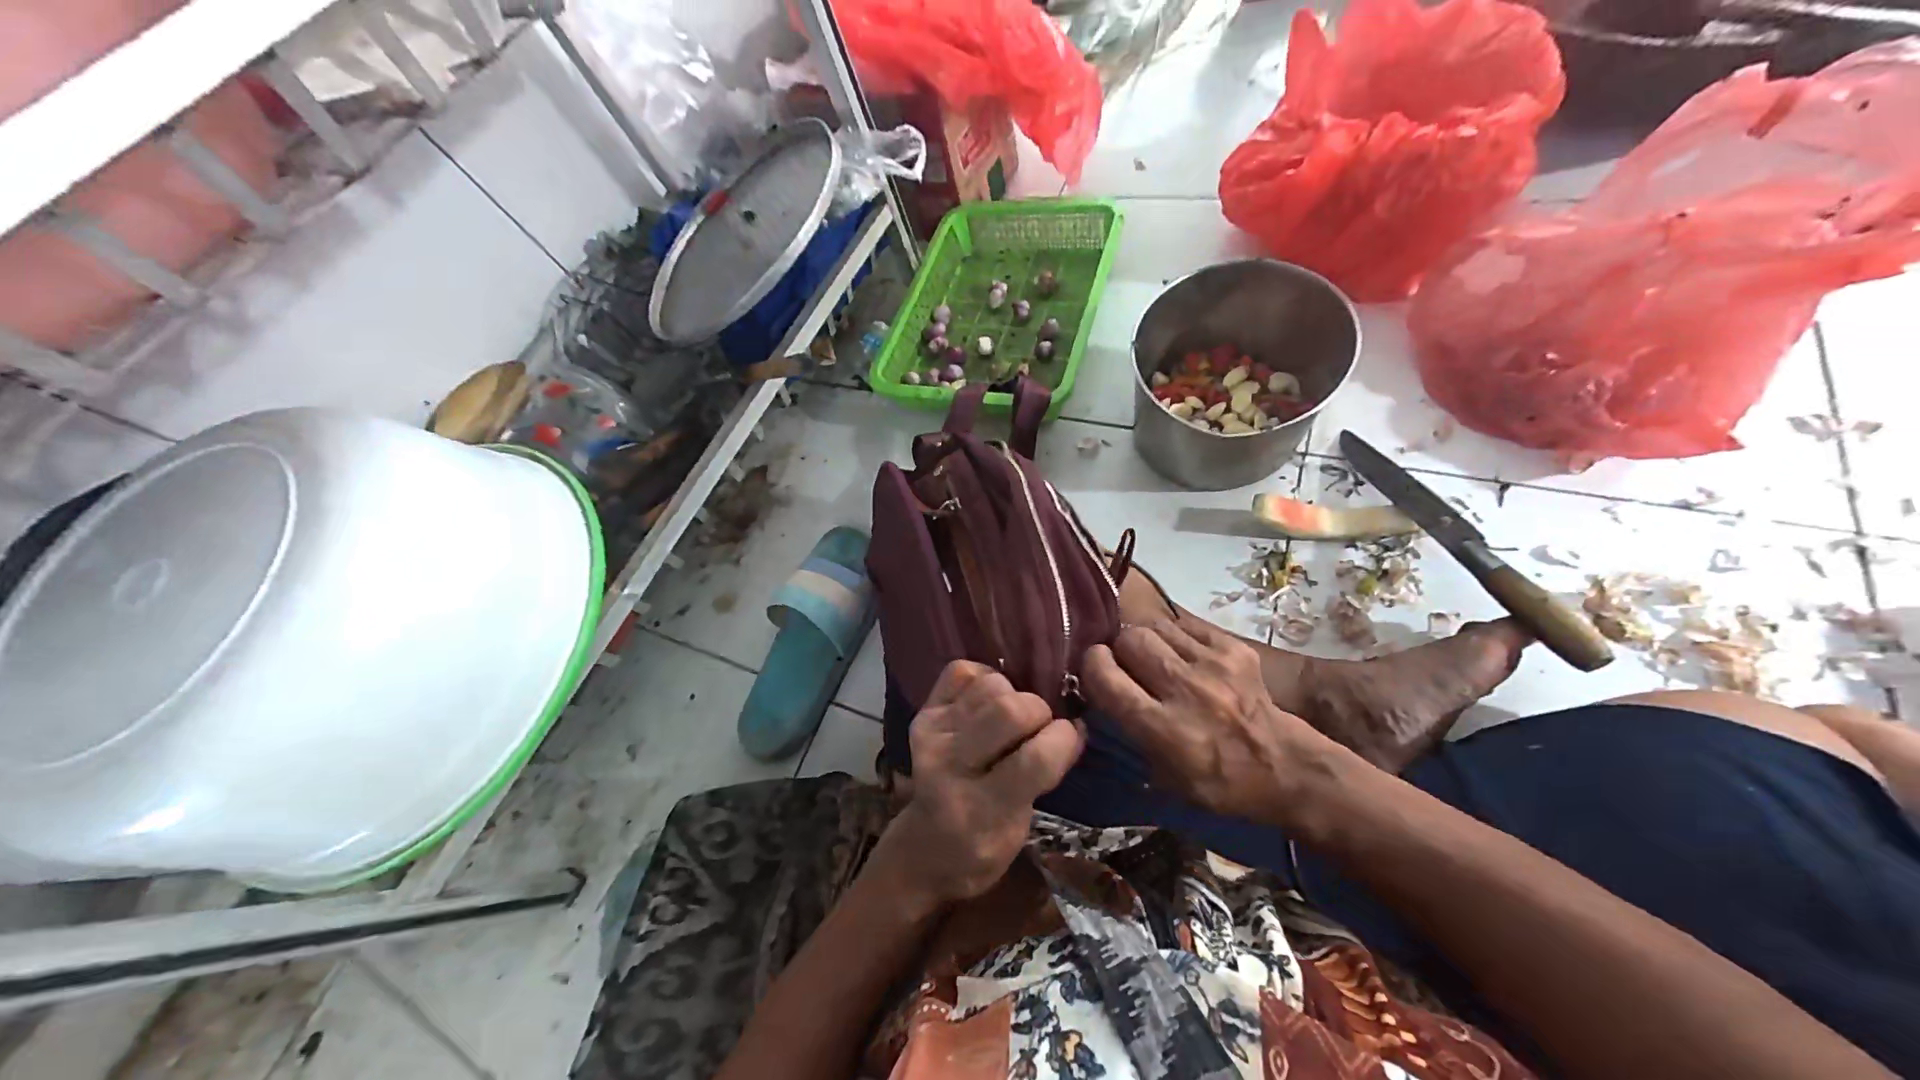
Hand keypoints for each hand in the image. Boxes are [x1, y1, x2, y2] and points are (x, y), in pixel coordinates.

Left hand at [869, 661, 1084, 914]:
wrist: (928, 844)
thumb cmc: (985, 843)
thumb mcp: (1021, 827)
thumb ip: (1044, 776)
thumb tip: (1077, 725)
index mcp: (979, 808)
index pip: (1035, 758)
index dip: (1064, 739)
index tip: (1071, 738)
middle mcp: (947, 764)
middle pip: (1009, 710)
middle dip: (1039, 712)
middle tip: (1040, 729)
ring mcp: (930, 733)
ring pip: (990, 684)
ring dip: (1013, 695)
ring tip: (1013, 720)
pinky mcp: (922, 712)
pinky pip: (962, 671)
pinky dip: (984, 678)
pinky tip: (988, 704)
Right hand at [1083, 616, 1342, 824]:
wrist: (1284, 767)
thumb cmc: (1217, 781)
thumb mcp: (1162, 776)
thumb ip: (1127, 732)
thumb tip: (1097, 694)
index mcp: (1163, 729)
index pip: (1106, 677)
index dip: (1091, 666)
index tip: (1093, 667)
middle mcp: (1185, 691)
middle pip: (1130, 640)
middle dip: (1119, 647)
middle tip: (1124, 661)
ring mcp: (1213, 665)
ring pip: (1156, 626)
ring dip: (1146, 639)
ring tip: (1152, 655)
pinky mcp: (1234, 649)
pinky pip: (1186, 625)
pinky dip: (1176, 635)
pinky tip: (1181, 652)